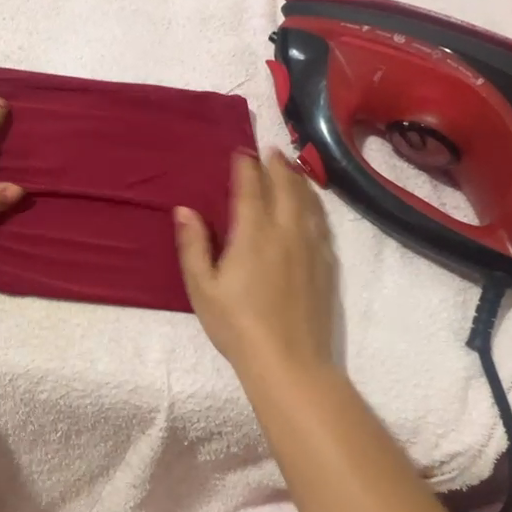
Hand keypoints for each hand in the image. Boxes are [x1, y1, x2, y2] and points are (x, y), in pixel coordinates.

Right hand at [175, 152, 338, 374]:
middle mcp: (286, 232)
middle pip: (285, 187)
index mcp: (253, 233)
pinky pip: (322, 224)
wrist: (289, 361)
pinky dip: (315, 205)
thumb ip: (193, 246)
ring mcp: (310, 248)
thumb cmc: (237, 326)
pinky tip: (312, 207)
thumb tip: (185, 210)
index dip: (246, 166)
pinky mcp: (326, 266)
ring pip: (308, 202)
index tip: (242, 150)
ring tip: (293, 168)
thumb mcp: (202, 288)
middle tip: (271, 150)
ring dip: (299, 180)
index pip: (251, 187)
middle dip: (277, 165)